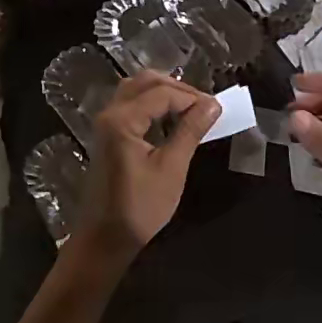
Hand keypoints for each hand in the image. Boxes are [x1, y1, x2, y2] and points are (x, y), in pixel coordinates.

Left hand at [74, 72, 220, 259]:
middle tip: (204, 105)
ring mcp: (106, 123)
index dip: (192, 97)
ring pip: (136, 90)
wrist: (104, 240)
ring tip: (191, 109)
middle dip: (178, 89)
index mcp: (122, 120)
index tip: (217, 108)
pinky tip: (171, 120)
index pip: (163, 93)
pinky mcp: (108, 135)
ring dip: (164, 93)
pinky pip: (131, 105)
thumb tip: (212, 104)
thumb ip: (190, 131)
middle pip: (146, 82)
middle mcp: (110, 113)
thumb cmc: (139, 208)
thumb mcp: (171, 168)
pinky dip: (152, 104)